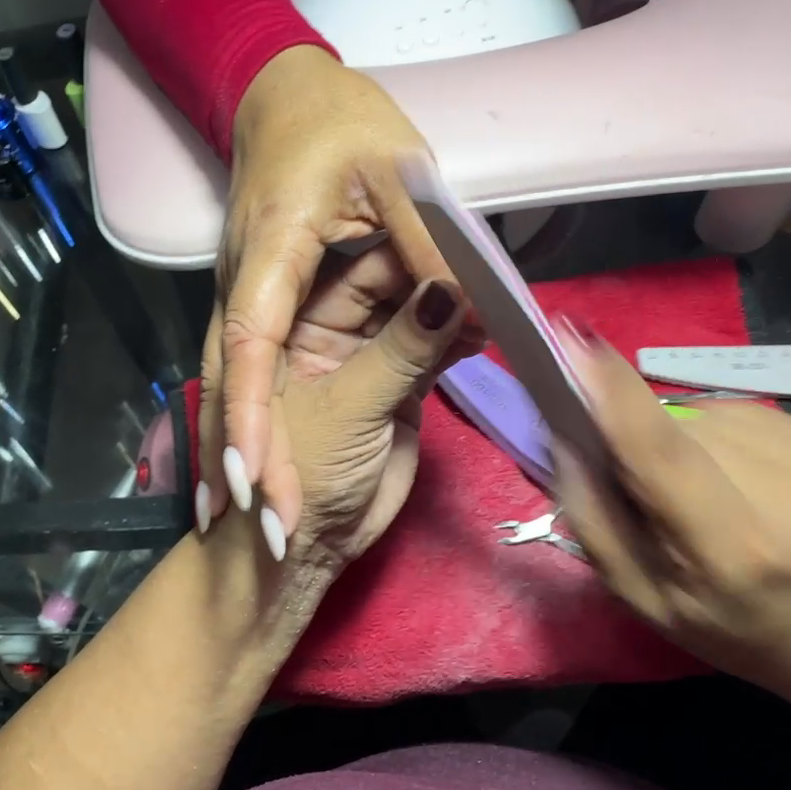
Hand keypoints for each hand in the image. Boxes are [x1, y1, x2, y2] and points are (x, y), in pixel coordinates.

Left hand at [197, 273, 464, 571]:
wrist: (311, 544)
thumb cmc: (308, 473)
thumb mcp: (351, 405)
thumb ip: (401, 349)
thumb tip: (451, 287)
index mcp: (296, 325)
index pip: (355, 273)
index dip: (405, 257)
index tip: (458, 245)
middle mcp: (331, 332)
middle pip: (390, 289)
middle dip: (436, 280)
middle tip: (488, 274)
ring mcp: (368, 359)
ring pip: (415, 319)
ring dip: (453, 312)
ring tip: (494, 304)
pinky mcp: (397, 387)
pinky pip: (430, 352)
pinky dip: (457, 343)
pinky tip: (486, 333)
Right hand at [209, 45, 462, 535]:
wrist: (279, 100)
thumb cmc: (329, 123)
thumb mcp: (391, 177)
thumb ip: (428, 240)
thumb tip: (472, 310)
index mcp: (272, 252)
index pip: (254, 344)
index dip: (248, 418)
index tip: (249, 487)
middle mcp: (249, 289)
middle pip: (237, 387)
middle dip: (241, 465)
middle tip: (268, 534)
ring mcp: (252, 304)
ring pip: (240, 391)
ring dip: (240, 461)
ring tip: (264, 529)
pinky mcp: (271, 315)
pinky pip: (260, 377)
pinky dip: (252, 433)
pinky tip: (252, 486)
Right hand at [555, 335, 790, 698]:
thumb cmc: (732, 629)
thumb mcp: (642, 600)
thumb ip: (595, 521)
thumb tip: (564, 435)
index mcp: (730, 545)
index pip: (659, 450)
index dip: (612, 392)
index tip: (570, 340)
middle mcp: (776, 485)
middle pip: (666, 426)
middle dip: (628, 436)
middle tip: (634, 489)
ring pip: (691, 414)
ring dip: (668, 439)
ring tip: (690, 491)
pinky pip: (722, 413)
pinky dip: (703, 437)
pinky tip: (725, 478)